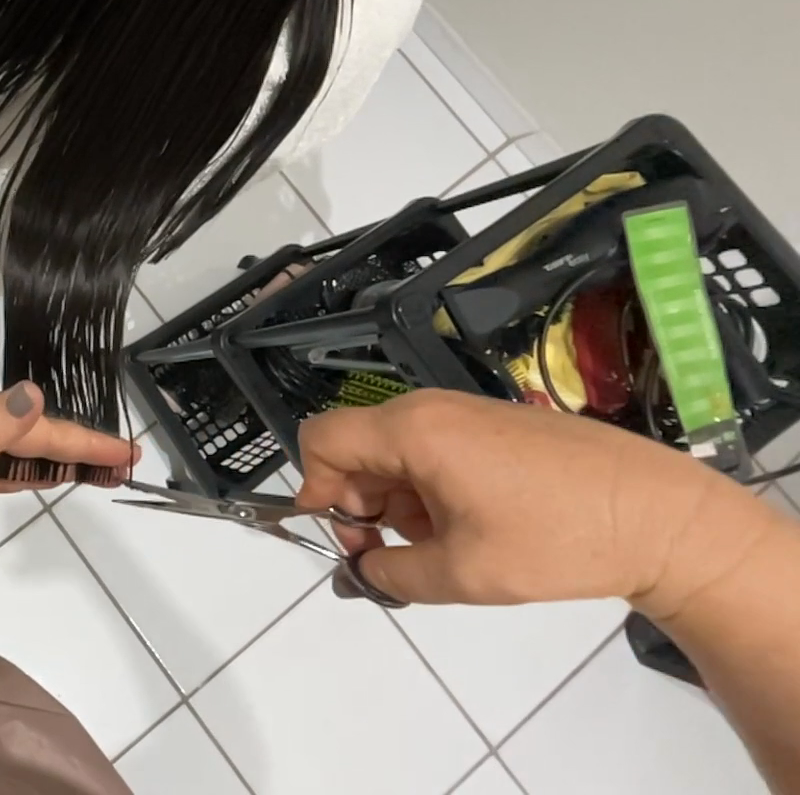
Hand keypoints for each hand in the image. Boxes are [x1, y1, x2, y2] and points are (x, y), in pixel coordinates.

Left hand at [0, 381, 137, 540]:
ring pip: (9, 450)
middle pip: (27, 431)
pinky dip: (14, 471)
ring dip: (49, 458)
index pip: (34, 422)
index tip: (125, 451)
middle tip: (120, 460)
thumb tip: (34, 392)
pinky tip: (30, 474)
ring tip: (89, 467)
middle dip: (74, 444)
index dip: (81, 438)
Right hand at [295, 390, 770, 616]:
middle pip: (355, 447)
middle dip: (357, 499)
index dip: (312, 483)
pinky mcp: (491, 424)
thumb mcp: (465, 574)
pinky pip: (429, 448)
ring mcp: (461, 412)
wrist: (672, 519)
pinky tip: (466, 523)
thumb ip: (391, 574)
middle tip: (388, 548)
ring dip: (394, 498)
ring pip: (391, 451)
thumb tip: (363, 568)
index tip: (338, 529)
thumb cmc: (559, 539)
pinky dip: (426, 487)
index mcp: (410, 430)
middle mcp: (426, 409)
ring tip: (438, 542)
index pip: (321, 440)